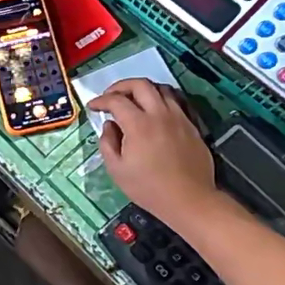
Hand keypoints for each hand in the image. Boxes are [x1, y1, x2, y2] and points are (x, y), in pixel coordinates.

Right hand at [87, 79, 218, 224]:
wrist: (188, 199)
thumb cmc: (148, 188)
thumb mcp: (117, 170)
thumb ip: (108, 143)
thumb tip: (109, 126)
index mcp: (138, 124)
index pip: (116, 100)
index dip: (101, 100)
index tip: (93, 106)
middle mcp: (159, 114)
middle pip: (140, 84)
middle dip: (121, 86)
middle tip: (111, 96)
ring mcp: (178, 118)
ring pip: (161, 89)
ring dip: (143, 90)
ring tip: (133, 100)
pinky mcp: (191, 125)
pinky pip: (175, 102)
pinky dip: (161, 99)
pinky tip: (155, 112)